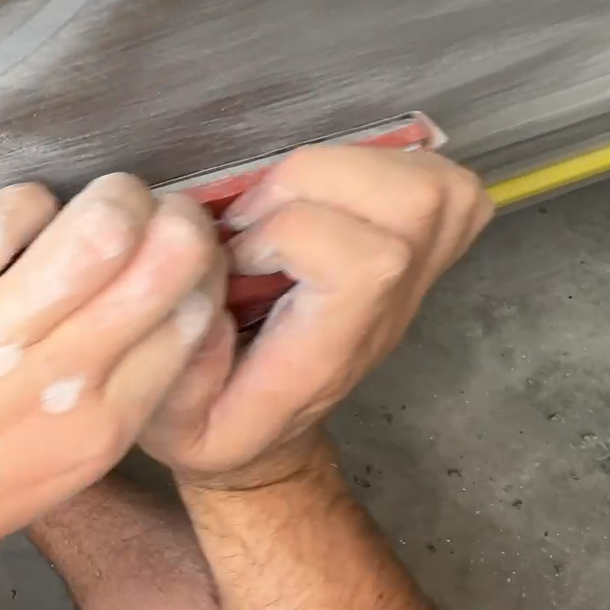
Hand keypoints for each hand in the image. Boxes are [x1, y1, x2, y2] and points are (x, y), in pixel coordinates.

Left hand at [0, 173, 223, 595]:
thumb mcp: (61, 472)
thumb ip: (117, 396)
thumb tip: (160, 311)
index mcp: (102, 429)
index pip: (194, 314)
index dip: (198, 265)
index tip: (172, 256)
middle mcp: (59, 384)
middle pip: (164, 259)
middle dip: (170, 216)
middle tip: (145, 217)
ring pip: (93, 230)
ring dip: (109, 197)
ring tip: (89, 210)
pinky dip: (20, 205)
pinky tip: (15, 226)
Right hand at [141, 146, 492, 489]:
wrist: (266, 442)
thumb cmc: (214, 432)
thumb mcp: (170, 429)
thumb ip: (178, 373)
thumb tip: (197, 294)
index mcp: (325, 354)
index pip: (364, 264)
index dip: (288, 233)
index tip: (231, 258)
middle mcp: (386, 312)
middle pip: (414, 202)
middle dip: (315, 181)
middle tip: (248, 218)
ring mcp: (414, 280)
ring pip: (433, 182)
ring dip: (343, 168)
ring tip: (276, 205)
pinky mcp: (418, 255)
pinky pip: (439, 182)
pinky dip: (379, 167)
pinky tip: (318, 200)